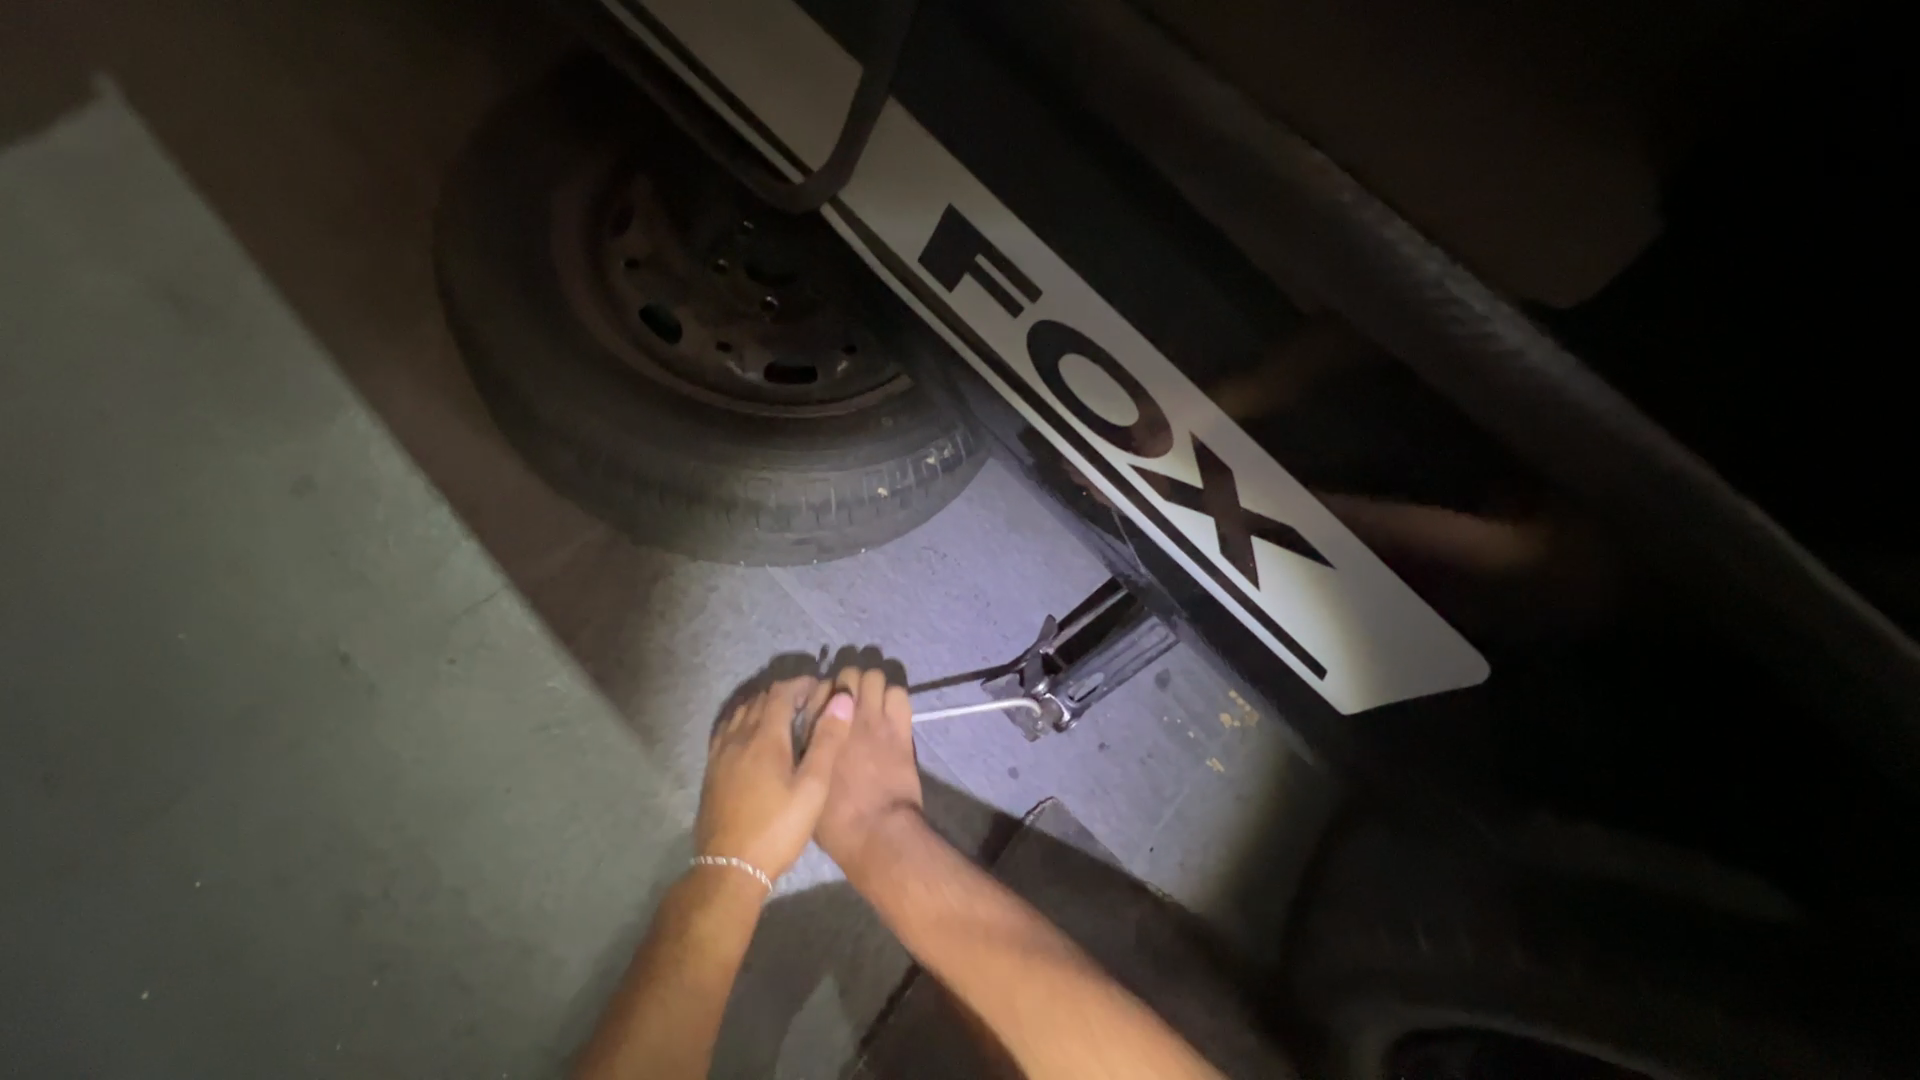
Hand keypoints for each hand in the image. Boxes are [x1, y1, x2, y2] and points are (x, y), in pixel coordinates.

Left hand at [695, 676, 852, 879]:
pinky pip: (726, 729)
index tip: (819, 687)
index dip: (800, 684)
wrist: (730, 867)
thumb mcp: (812, 787)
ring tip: (783, 716)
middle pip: (759, 699)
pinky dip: (743, 721)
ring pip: (740, 713)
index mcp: (765, 738)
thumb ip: (827, 740)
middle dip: (784, 693)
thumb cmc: (778, 828)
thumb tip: (842, 699)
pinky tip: (752, 736)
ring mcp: (720, 754)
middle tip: (807, 702)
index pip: (780, 693)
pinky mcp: (711, 770)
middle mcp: (738, 738)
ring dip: (762, 705)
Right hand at [815, 668, 923, 878]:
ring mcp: (874, 719)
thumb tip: (813, 745)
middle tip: (853, 699)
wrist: (876, 831)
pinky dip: (895, 697)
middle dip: (850, 681)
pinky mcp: (900, 728)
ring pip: (876, 676)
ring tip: (874, 701)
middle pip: (848, 674)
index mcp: (813, 732)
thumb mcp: (807, 787)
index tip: (828, 705)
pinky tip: (891, 712)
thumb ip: (809, 757)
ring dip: (875, 685)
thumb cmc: (835, 821)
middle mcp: (842, 717)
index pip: (819, 688)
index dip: (825, 694)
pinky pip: (900, 693)